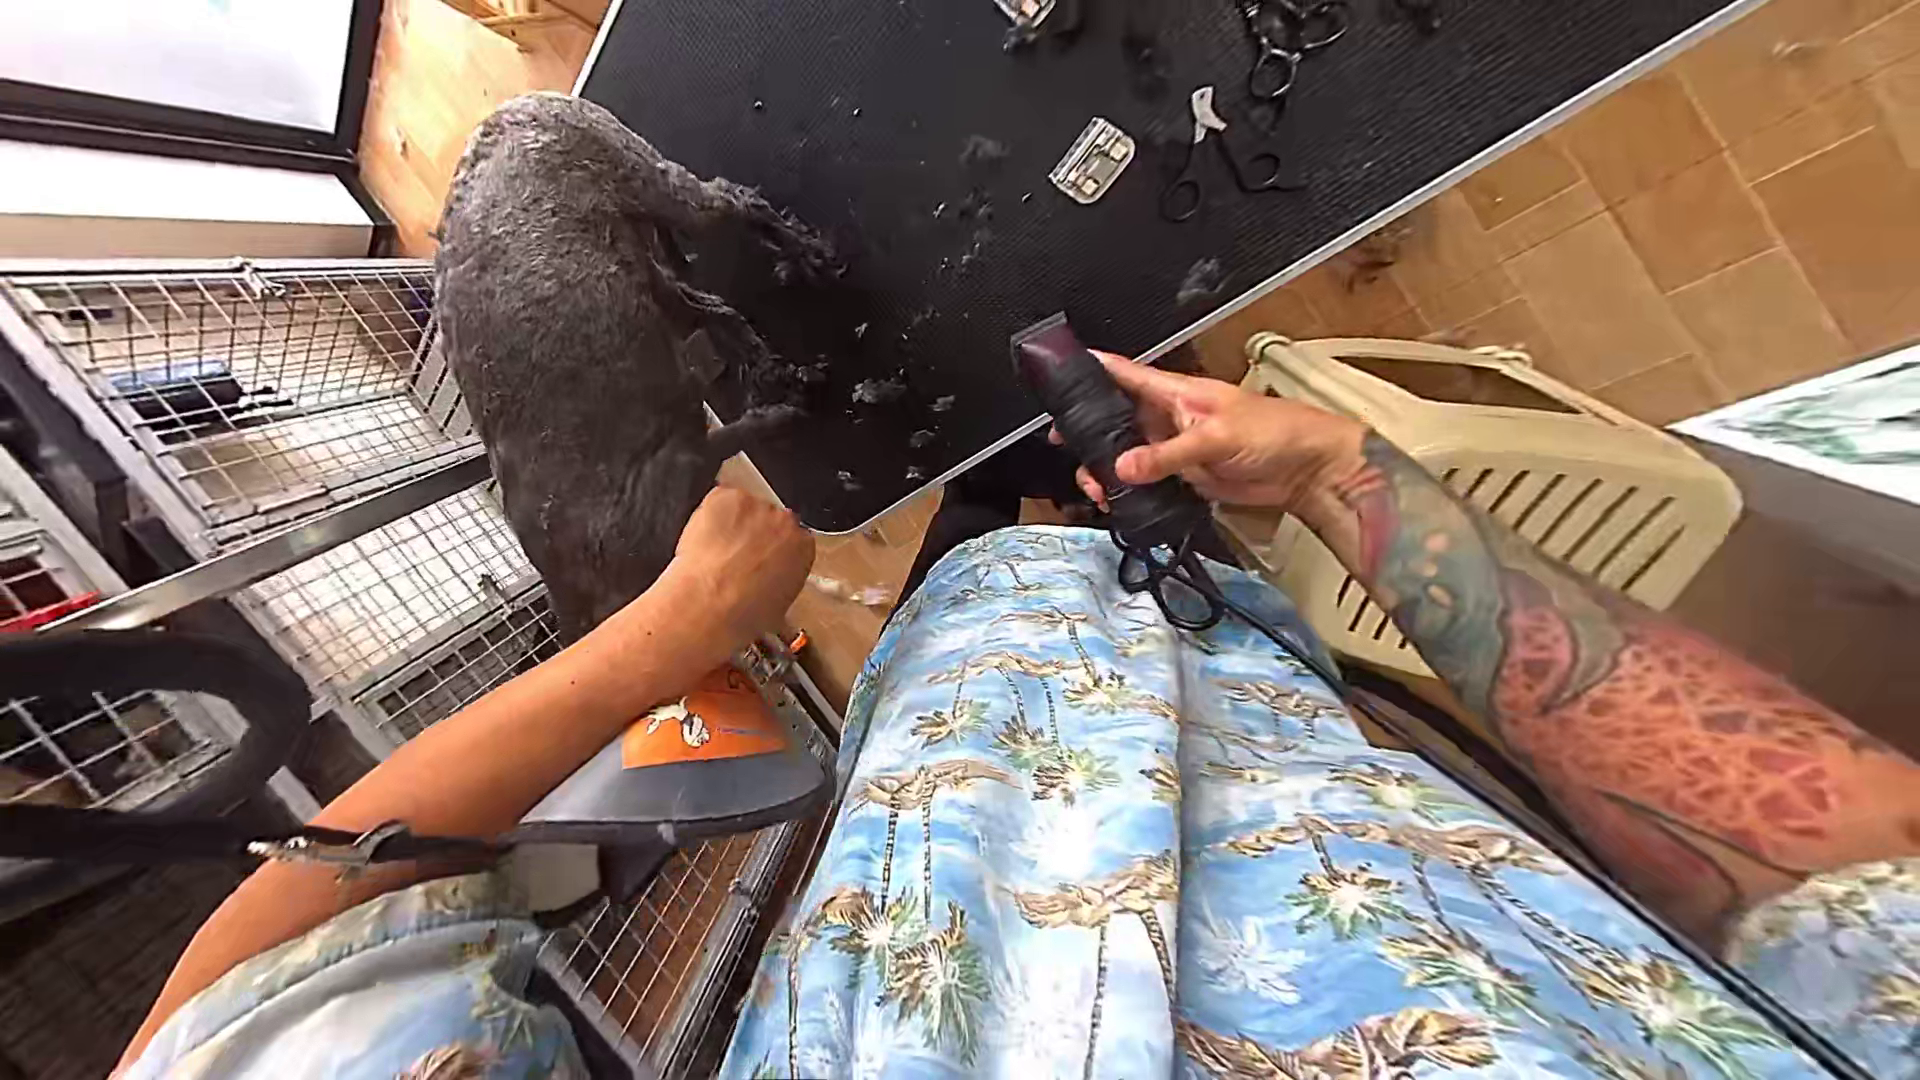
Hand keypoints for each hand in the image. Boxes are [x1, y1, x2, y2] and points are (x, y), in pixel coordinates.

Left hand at [660, 486, 814, 648]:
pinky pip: (718, 501)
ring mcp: (755, 507)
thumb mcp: (779, 607)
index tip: (761, 558)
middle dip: (754, 534)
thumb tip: (770, 589)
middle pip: (769, 519)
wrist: (713, 603)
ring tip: (715, 552)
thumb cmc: (744, 611)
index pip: (793, 538)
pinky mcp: (726, 498)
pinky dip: (709, 515)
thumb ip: (782, 582)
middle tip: (735, 557)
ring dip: (731, 524)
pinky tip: (704, 539)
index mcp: (802, 547)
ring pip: (742, 508)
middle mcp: (784, 522)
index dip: (773, 548)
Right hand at [1061, 352, 1366, 511]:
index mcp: (1174, 392)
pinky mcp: (1179, 474)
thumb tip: (1123, 468)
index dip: (1092, 369)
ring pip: (1123, 453)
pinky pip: (1142, 480)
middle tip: (1064, 444)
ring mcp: (1170, 447)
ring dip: (1104, 468)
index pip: (1124, 374)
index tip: (1062, 374)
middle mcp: (1166, 417)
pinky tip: (1115, 498)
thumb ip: (1166, 454)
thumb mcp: (1215, 437)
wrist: (1303, 471)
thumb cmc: (1274, 432)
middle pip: (1113, 418)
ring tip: (1095, 484)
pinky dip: (1125, 489)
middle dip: (1086, 430)